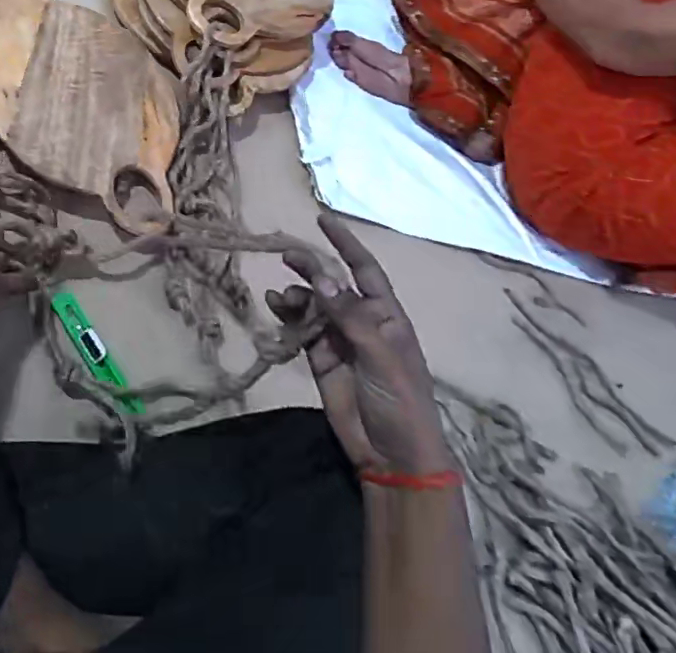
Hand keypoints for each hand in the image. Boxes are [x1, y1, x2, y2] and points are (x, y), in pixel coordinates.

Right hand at [268, 214, 448, 475]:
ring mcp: (339, 339)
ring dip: (297, 295)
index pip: (364, 269)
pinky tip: (275, 307)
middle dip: (311, 267)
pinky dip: (287, 316)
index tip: (322, 219)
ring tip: (281, 297)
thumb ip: (350, 316)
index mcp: (385, 315)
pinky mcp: (320, 359)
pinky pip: (301, 329)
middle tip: (286, 254)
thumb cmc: (400, 401)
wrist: (392, 456)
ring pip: (313, 305)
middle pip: (332, 284)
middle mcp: (361, 321)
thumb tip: (322, 278)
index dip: (345, 243)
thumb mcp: (381, 356)